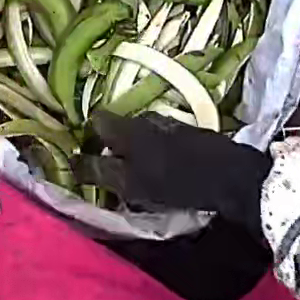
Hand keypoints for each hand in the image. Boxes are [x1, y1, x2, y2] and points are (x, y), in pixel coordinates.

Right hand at [76, 111, 273, 233]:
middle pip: (118, 127)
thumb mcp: (128, 182)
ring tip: (142, 175)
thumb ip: (97, 171)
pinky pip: (161, 139)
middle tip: (116, 172)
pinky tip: (166, 172)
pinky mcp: (188, 132)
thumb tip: (71, 163)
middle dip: (114, 147)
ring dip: (137, 150)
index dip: (89, 138)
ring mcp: (168, 122)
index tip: (90, 158)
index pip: (96, 120)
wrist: (228, 175)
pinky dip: (157, 152)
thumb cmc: (171, 180)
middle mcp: (142, 117)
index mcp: (124, 127)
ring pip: (141, 133)